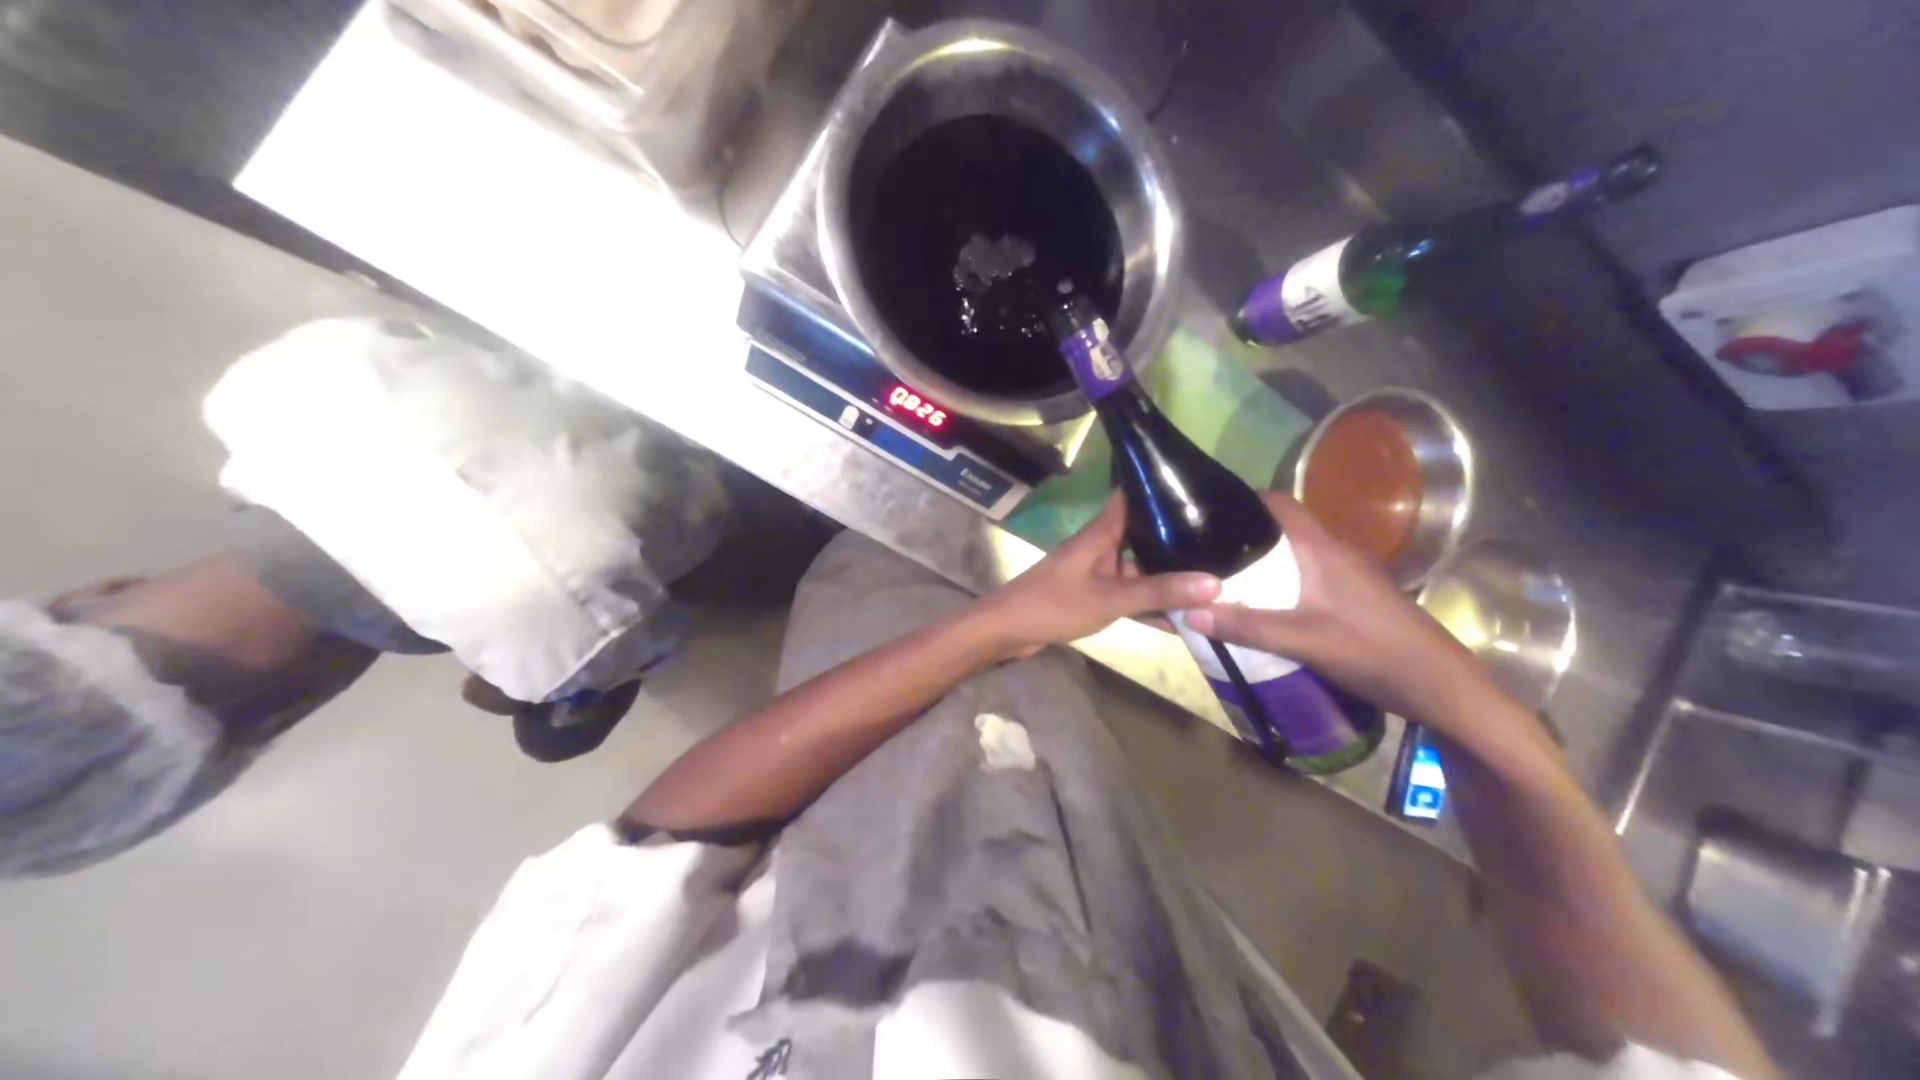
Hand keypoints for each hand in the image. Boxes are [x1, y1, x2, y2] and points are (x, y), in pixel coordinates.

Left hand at [973, 494, 1219, 656]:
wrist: (1007, 631)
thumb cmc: (1053, 604)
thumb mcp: (1110, 599)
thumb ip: (1158, 592)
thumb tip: (1215, 583)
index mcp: (1101, 534)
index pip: (1133, 498)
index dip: (1161, 489)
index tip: (1201, 488)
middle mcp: (1101, 547)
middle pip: (1144, 535)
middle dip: (1177, 539)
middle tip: (1224, 542)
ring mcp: (1097, 572)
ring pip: (1140, 568)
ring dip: (1167, 576)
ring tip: (1215, 578)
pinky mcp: (1094, 595)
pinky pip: (1130, 594)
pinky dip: (1150, 602)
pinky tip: (1182, 617)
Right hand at [1182, 492, 1483, 721]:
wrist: (1443, 688)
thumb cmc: (1375, 652)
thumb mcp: (1303, 641)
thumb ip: (1247, 626)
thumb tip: (1189, 611)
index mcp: (1322, 549)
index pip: (1279, 504)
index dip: (1243, 501)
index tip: (1206, 514)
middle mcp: (1334, 553)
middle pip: (1282, 530)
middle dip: (1242, 538)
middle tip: (1203, 555)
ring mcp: (1347, 576)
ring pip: (1293, 556)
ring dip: (1260, 564)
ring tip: (1221, 581)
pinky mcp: (1353, 599)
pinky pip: (1305, 578)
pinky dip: (1278, 585)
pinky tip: (1260, 609)